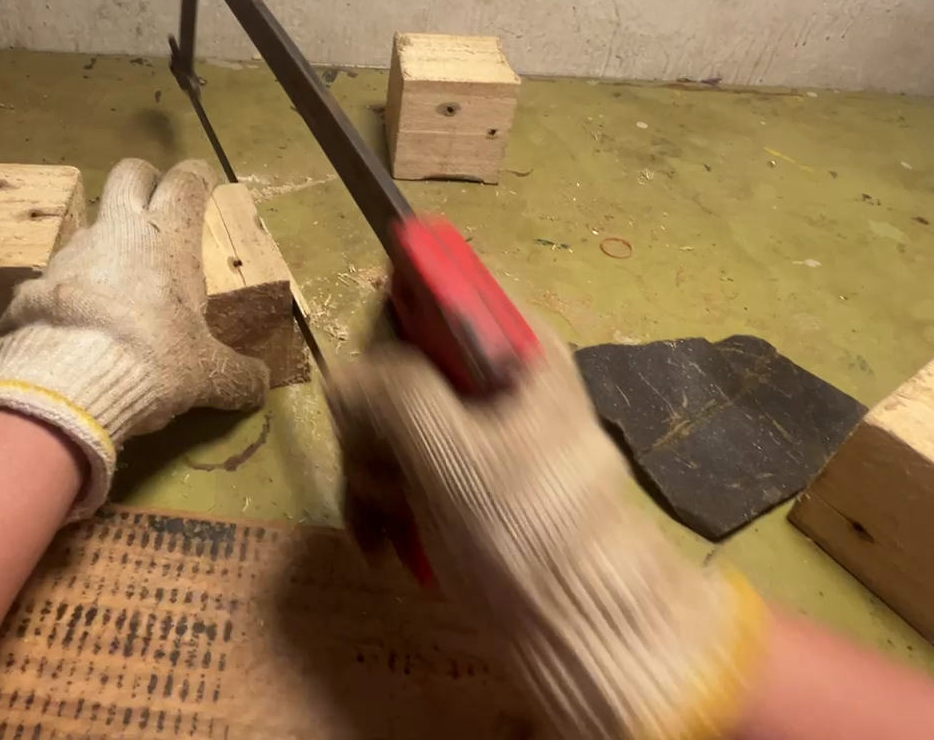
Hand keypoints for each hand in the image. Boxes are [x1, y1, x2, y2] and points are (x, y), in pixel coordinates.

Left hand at [0, 158, 269, 517]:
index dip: (197, 177)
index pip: (186, 182)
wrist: (65, 385)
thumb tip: (260, 386)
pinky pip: (58, 276)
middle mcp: (119, 233)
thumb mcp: (207, 375)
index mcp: (169, 240)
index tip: (204, 184)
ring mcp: (71, 253)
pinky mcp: (33, 284)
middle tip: (157, 208)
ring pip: (92, 226)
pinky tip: (78, 328)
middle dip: (144, 181)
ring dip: (107, 246)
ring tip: (118, 290)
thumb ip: (236, 375)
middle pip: (129, 174)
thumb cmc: (154, 362)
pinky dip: (73, 292)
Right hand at [326, 316, 768, 739]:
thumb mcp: (457, 459)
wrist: (588, 637)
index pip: (435, 296)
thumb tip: (344, 372)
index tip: (365, 389)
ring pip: (398, 415)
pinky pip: (412, 456)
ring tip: (379, 525)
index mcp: (518, 347)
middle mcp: (504, 373)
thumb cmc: (530, 537)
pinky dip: (389, 494)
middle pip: (405, 364)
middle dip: (374, 425)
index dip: (389, 335)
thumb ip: (398, 395)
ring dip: (374, 469)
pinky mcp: (474, 467)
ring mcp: (488, 422)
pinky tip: (384, 536)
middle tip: (371, 475)